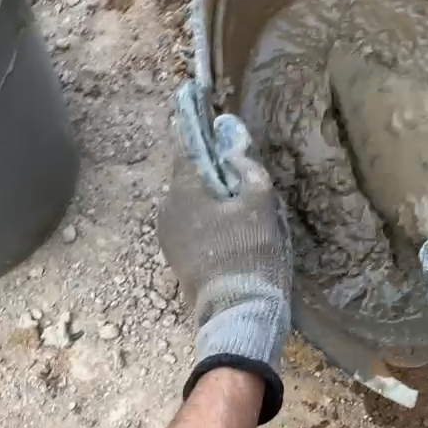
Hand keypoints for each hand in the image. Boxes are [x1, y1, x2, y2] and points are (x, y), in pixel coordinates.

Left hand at [159, 83, 292, 423]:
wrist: (238, 310)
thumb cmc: (251, 251)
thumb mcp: (260, 201)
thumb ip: (246, 166)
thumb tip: (233, 141)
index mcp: (183, 189)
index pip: (186, 146)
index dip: (199, 131)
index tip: (207, 116)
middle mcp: (167, 209)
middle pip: (189, 177)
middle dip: (210, 171)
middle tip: (238, 173)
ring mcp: (168, 237)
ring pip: (189, 204)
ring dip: (209, 199)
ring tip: (239, 206)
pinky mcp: (176, 258)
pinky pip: (191, 227)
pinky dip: (207, 221)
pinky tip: (230, 232)